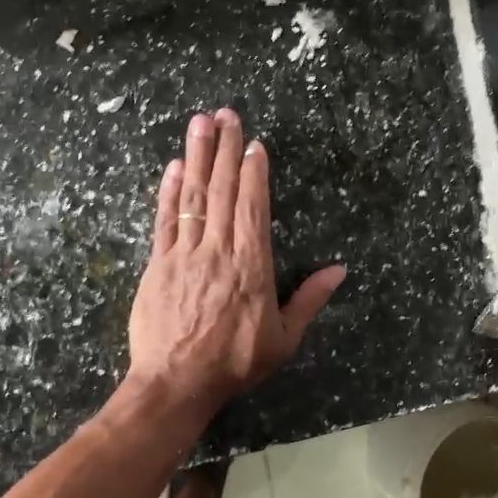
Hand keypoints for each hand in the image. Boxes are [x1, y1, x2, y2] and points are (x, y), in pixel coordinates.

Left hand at [126, 108, 346, 414]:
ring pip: (193, 196)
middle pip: (222, 190)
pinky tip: (173, 167)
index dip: (253, 171)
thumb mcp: (283, 339)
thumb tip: (340, 270)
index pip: (252, 206)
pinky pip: (165, 220)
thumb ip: (309, 300)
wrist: (175, 384)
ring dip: (197, 157)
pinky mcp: (157, 264)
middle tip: (225, 113)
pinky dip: (169, 192)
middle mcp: (218, 249)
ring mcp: (184, 254)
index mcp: (251, 265)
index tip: (253, 142)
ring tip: (199, 123)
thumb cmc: (234, 363)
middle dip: (225, 149)